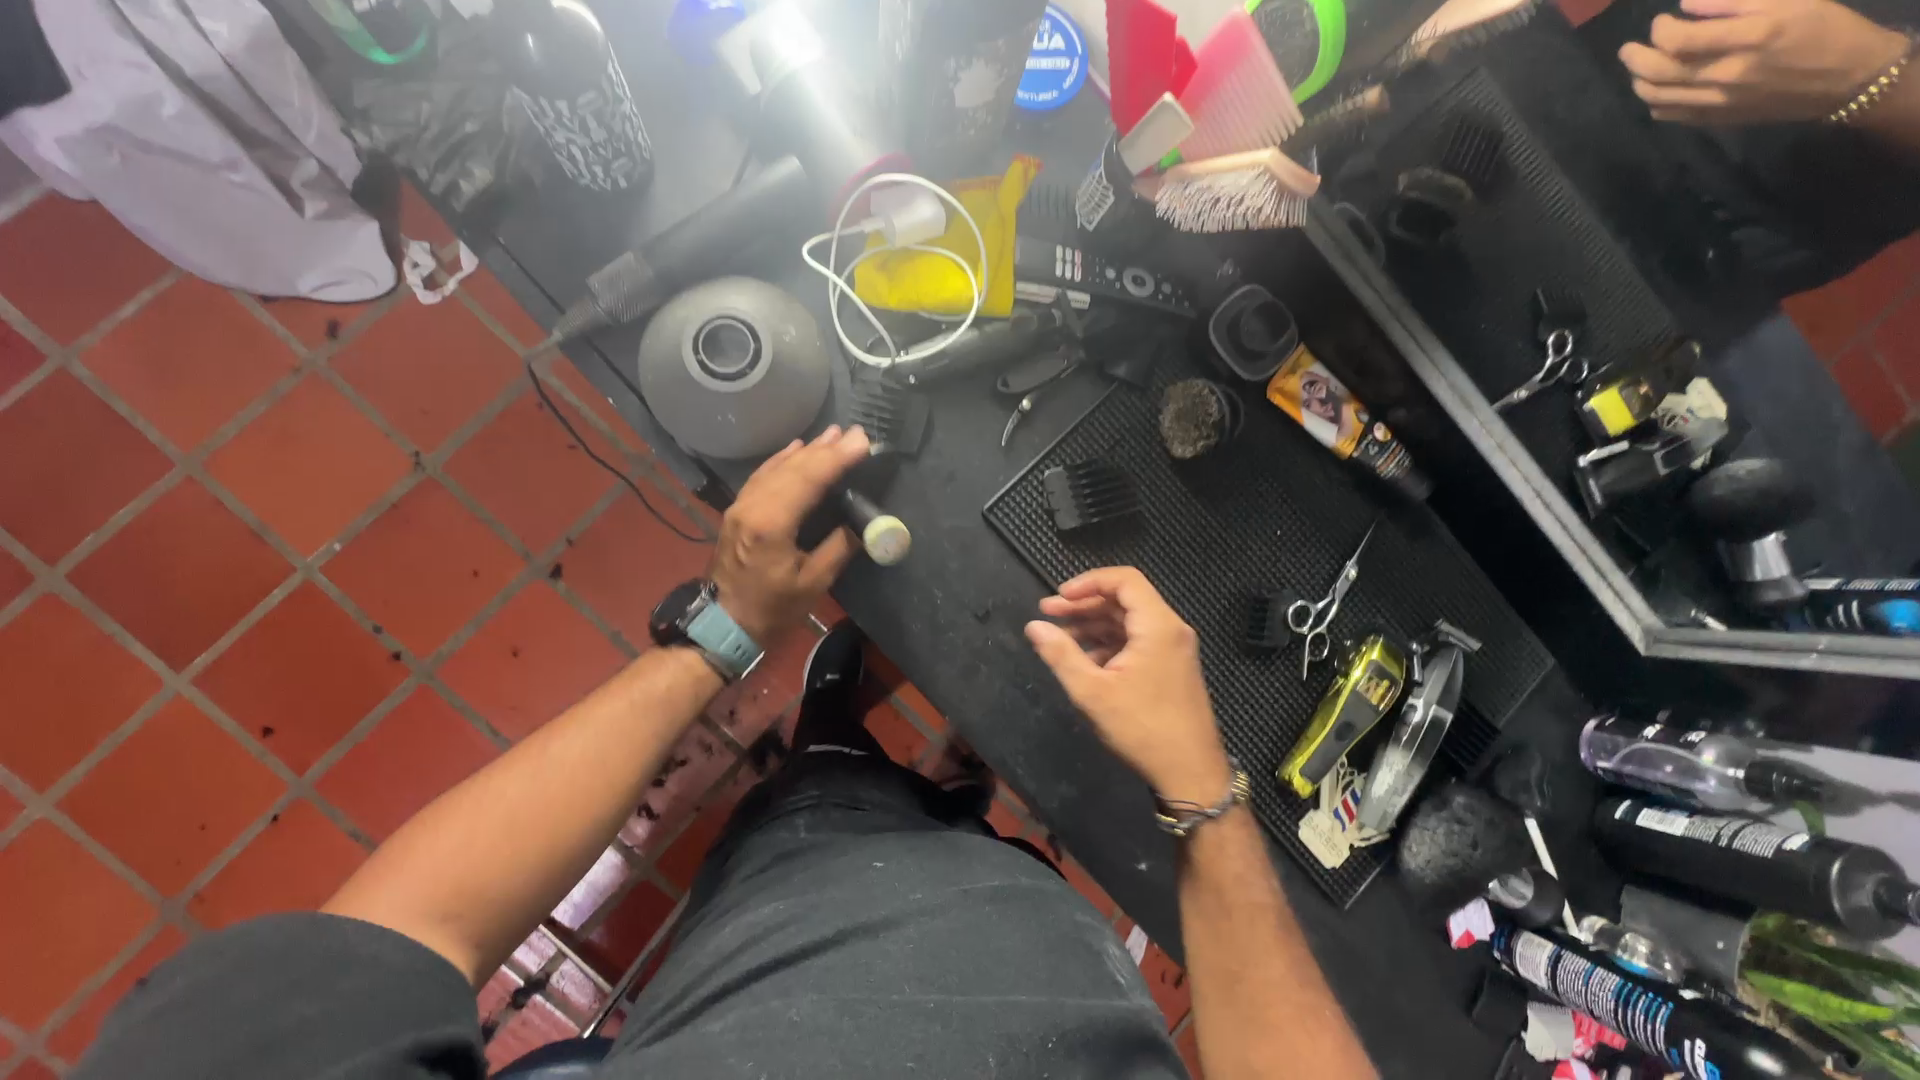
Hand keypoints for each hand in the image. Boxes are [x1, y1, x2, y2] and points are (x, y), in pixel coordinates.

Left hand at [709, 425, 869, 644]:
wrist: (723, 626)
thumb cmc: (771, 610)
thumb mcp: (813, 583)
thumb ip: (839, 547)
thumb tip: (861, 522)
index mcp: (772, 523)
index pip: (810, 479)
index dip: (838, 459)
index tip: (863, 442)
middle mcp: (753, 505)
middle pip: (793, 468)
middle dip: (826, 449)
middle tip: (856, 433)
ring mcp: (741, 506)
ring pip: (776, 468)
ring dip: (806, 451)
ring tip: (832, 435)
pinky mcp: (737, 512)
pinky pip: (762, 476)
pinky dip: (782, 460)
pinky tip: (795, 450)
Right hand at [1025, 567, 1232, 804]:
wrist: (1190, 771)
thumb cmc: (1142, 728)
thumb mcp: (1093, 692)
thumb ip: (1061, 655)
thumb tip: (1034, 626)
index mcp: (1157, 626)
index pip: (1124, 580)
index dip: (1088, 581)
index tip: (1058, 597)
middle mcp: (1170, 629)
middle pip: (1124, 599)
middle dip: (1084, 604)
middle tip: (1047, 613)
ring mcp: (1173, 649)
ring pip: (1128, 622)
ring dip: (1093, 625)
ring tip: (1059, 638)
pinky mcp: (1171, 667)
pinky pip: (1137, 641)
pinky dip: (1109, 643)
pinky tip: (1084, 661)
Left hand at [1619, 0, 1907, 124]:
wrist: (1847, 78)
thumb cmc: (1822, 29)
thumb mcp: (1789, 1)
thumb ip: (1733, 3)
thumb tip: (1686, 4)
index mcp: (1750, 38)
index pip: (1680, 40)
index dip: (1660, 30)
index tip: (1660, 21)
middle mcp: (1727, 74)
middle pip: (1658, 72)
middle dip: (1635, 58)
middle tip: (1628, 49)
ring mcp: (1718, 101)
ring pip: (1656, 97)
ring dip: (1639, 81)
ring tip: (1639, 67)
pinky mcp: (1715, 119)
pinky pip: (1669, 114)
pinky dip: (1655, 101)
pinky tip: (1659, 87)